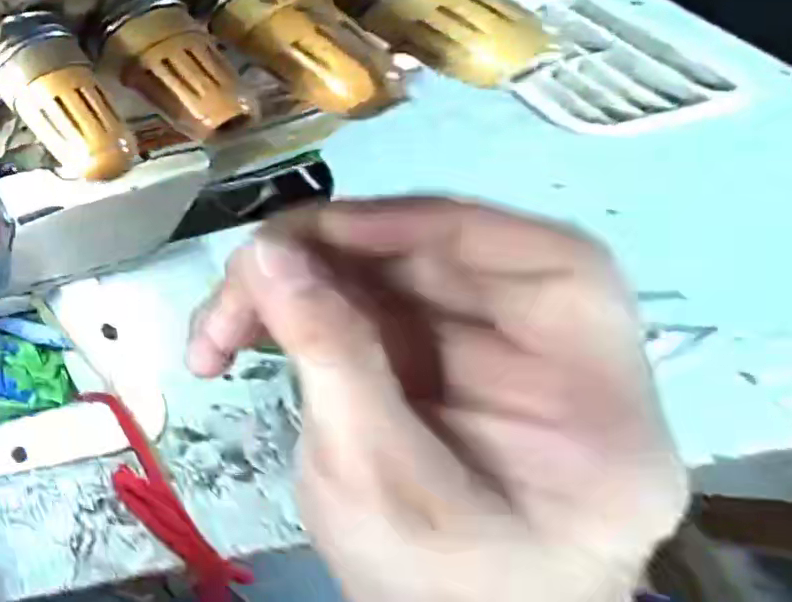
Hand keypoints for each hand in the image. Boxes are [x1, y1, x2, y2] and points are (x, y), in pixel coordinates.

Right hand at [187, 199, 686, 601]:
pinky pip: (322, 300)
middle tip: (240, 279)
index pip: (547, 263)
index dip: (438, 225)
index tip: (333, 233)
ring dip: (268, 288)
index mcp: (579, 398)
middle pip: (420, 255)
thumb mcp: (378, 474)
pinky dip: (262, 312)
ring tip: (212, 332)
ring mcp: (449, 352)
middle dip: (313, 257)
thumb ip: (329, 355)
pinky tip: (218, 344)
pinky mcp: (391, 355)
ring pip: (354, 270)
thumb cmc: (432, 581)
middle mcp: (520, 357)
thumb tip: (263, 249)